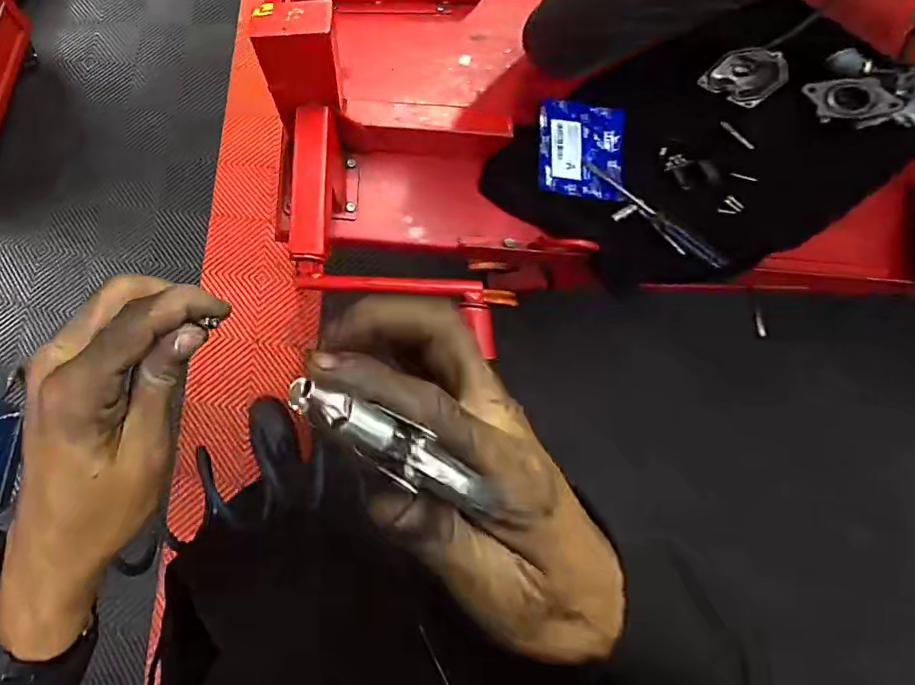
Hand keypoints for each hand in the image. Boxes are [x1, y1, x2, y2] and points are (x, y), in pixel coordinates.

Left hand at [0, 276, 230, 660]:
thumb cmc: (101, 512)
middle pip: (114, 296)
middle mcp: (53, 358)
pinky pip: (97, 326)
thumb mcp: (145, 454)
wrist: (49, 548)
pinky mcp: (52, 367)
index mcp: (74, 385)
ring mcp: (48, 360)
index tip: (222, 307)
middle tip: (207, 314)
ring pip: (105, 305)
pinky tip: (162, 338)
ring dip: (151, 305)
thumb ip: (162, 382)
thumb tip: (191, 328)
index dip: (181, 302)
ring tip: (192, 325)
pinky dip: (134, 322)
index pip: (133, 320)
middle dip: (166, 294)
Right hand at [306, 295, 623, 663]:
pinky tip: (354, 364)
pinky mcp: (472, 404)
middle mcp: (496, 413)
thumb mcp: (489, 587)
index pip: (435, 405)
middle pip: (445, 331)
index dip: (375, 381)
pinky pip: (426, 355)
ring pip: (435, 332)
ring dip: (380, 324)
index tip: (323, 373)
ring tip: (332, 346)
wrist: (591, 594)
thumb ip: (434, 536)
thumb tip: (377, 495)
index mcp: (505, 461)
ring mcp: (486, 402)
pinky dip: (385, 344)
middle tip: (328, 341)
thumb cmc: (542, 596)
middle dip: (381, 318)